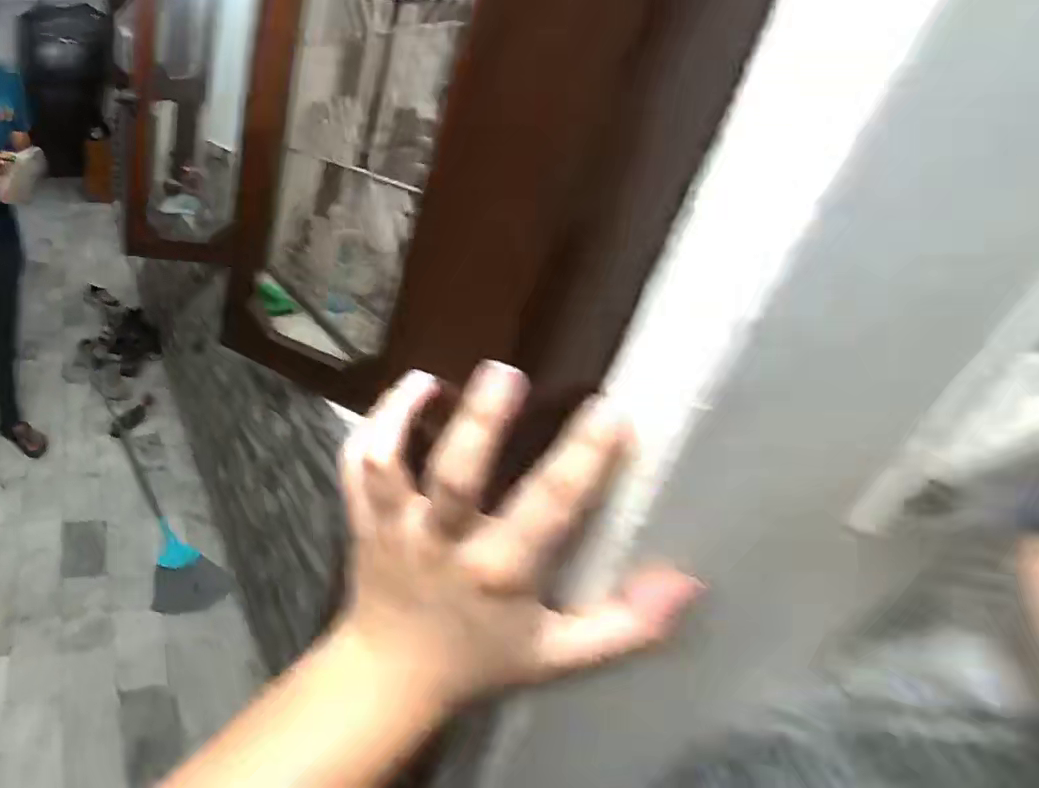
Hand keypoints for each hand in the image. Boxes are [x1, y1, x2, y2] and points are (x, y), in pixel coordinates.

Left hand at [334, 362, 702, 712]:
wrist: (393, 668)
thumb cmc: (482, 656)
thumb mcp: (561, 655)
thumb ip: (626, 623)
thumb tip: (687, 580)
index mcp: (497, 572)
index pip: (547, 507)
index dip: (582, 457)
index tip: (607, 410)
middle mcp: (439, 540)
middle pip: (453, 471)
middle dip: (479, 419)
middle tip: (503, 371)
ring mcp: (389, 523)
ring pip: (384, 459)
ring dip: (400, 412)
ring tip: (426, 378)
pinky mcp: (358, 513)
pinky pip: (352, 462)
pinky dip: (368, 427)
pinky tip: (394, 404)